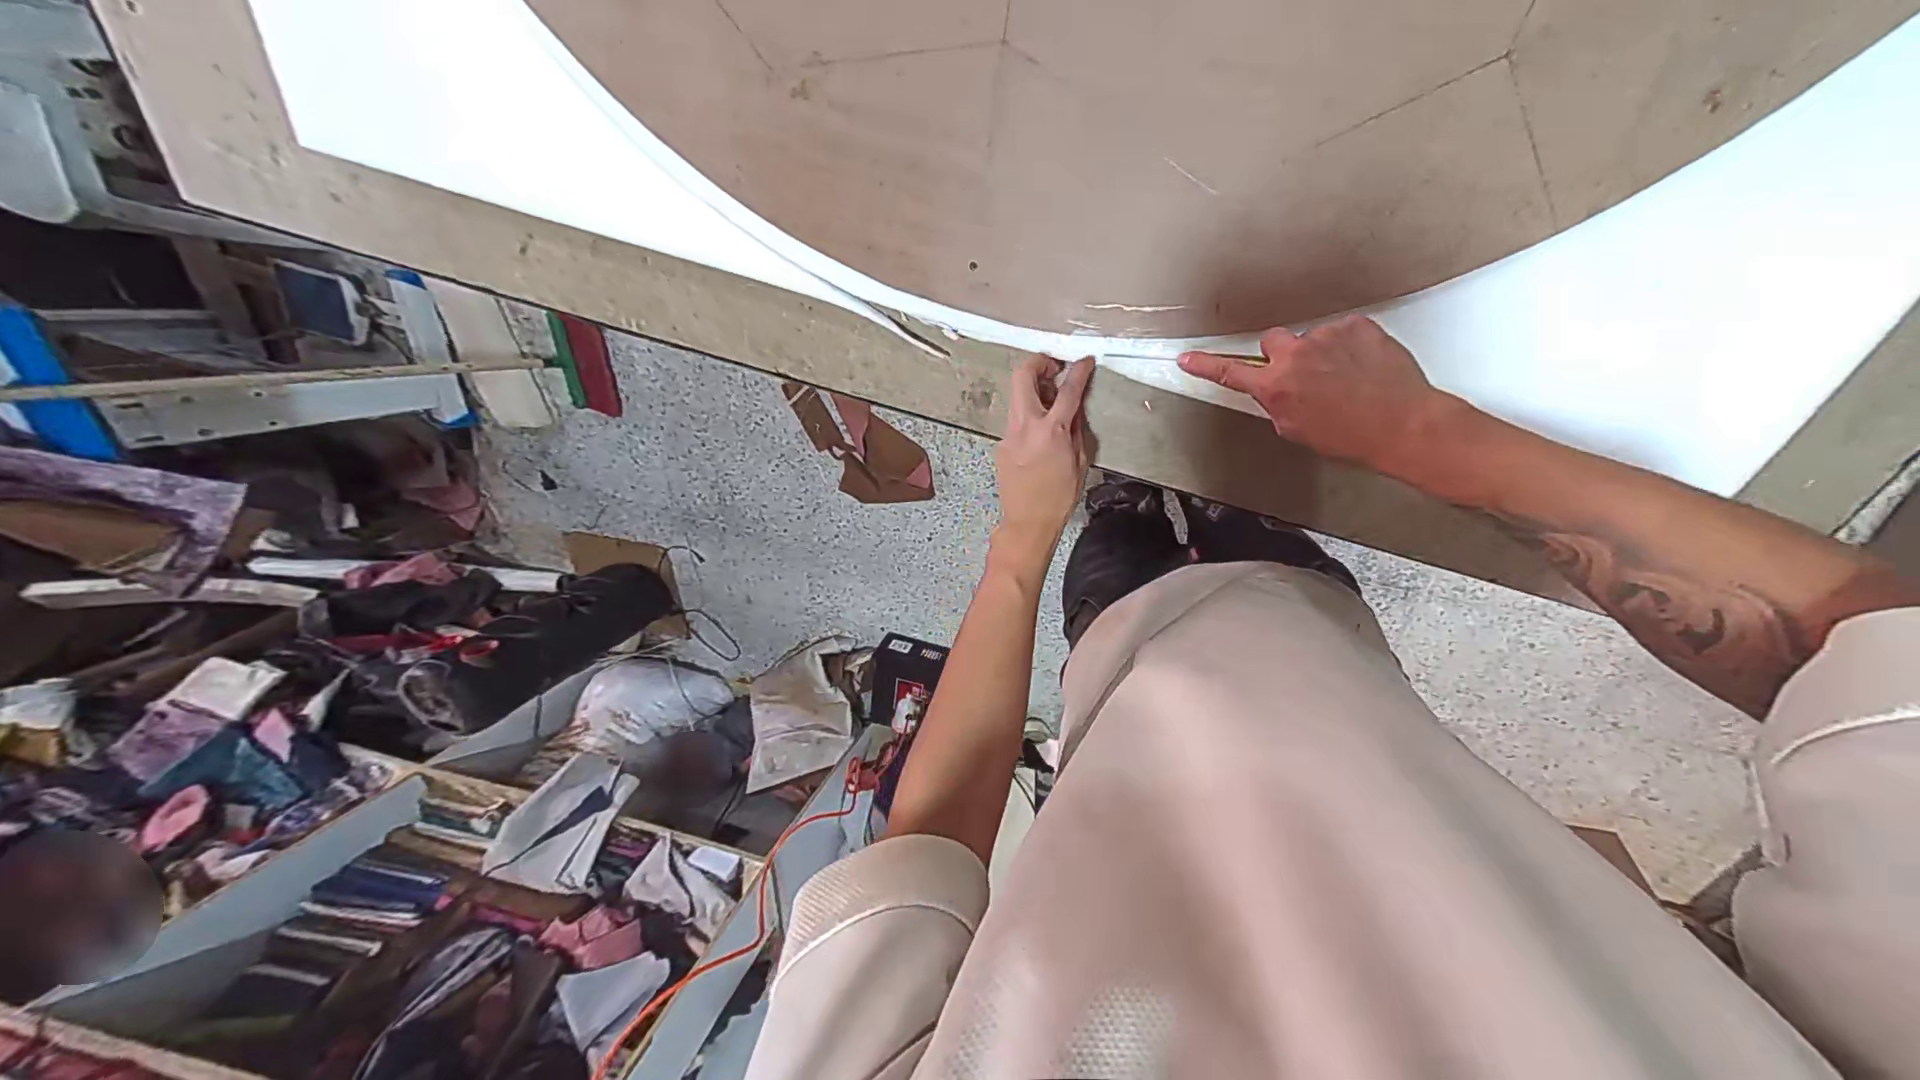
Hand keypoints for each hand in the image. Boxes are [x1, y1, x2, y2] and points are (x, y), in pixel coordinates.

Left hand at [994, 355, 1094, 565]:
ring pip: (1017, 396)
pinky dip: (1029, 416)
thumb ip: (1077, 428)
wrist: (1028, 521)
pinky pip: (1016, 420)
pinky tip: (1041, 433)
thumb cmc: (1058, 498)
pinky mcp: (1002, 445)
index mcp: (1051, 431)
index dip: (1078, 370)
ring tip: (1052, 403)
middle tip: (1055, 370)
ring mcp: (1009, 435)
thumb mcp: (1080, 461)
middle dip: (1039, 364)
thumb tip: (1076, 407)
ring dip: (1034, 390)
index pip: (1068, 389)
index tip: (1084, 362)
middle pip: (1023, 375)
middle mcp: (1026, 427)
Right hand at [1178, 315, 1456, 478]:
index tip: (1188, 358)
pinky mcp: (1356, 326)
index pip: (1229, 373)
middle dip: (1281, 355)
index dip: (1205, 366)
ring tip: (1344, 377)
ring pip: (1309, 338)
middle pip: (1272, 342)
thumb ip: (1275, 403)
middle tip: (1302, 375)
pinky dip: (1347, 345)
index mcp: (1276, 387)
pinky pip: (1341, 330)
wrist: (1401, 424)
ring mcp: (1327, 337)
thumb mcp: (1297, 429)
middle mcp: (1296, 357)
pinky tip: (1360, 366)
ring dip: (1319, 353)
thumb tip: (1274, 392)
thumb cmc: (1352, 434)